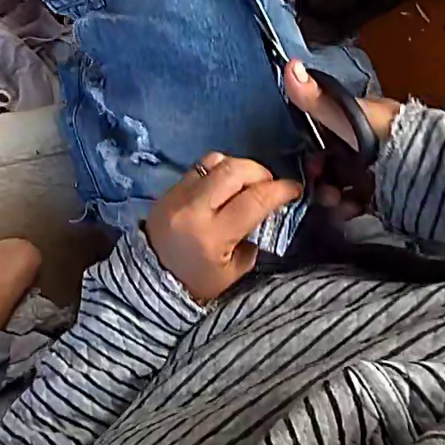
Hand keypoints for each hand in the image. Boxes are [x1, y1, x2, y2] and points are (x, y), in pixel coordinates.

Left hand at [146, 153, 302, 302]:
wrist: (150, 283)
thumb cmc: (198, 283)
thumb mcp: (234, 272)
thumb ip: (254, 238)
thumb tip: (269, 212)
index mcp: (212, 236)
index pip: (254, 200)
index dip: (281, 190)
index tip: (295, 189)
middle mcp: (194, 209)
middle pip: (235, 170)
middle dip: (261, 172)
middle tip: (269, 185)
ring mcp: (178, 195)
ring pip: (216, 161)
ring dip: (239, 167)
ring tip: (247, 182)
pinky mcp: (169, 189)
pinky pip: (200, 167)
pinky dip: (219, 170)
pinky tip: (226, 185)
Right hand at [282, 59, 398, 218]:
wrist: (422, 166)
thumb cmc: (382, 133)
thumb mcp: (344, 114)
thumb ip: (315, 97)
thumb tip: (290, 64)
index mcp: (356, 124)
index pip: (325, 139)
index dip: (312, 155)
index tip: (309, 165)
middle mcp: (364, 148)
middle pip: (331, 167)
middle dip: (321, 181)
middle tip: (322, 189)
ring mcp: (374, 172)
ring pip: (342, 188)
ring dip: (333, 198)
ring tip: (337, 202)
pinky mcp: (383, 195)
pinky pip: (359, 204)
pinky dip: (351, 209)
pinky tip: (351, 210)